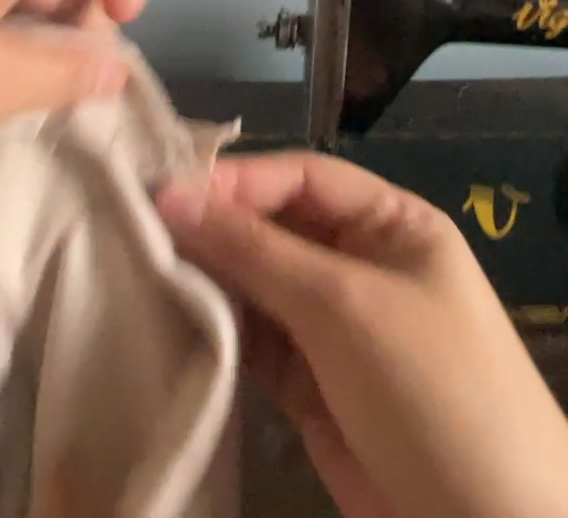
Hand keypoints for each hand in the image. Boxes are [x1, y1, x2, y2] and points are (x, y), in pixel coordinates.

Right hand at [156, 153, 567, 517]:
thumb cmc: (430, 391)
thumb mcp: (344, 305)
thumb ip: (255, 249)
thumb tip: (170, 194)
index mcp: (392, 224)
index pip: (304, 177)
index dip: (237, 179)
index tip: (164, 191)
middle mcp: (360, 263)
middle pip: (275, 225)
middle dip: (215, 226)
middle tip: (136, 228)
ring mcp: (333, 324)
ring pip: (257, 281)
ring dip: (207, 276)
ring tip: (138, 269)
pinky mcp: (308, 380)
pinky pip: (253, 337)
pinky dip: (215, 328)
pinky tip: (166, 317)